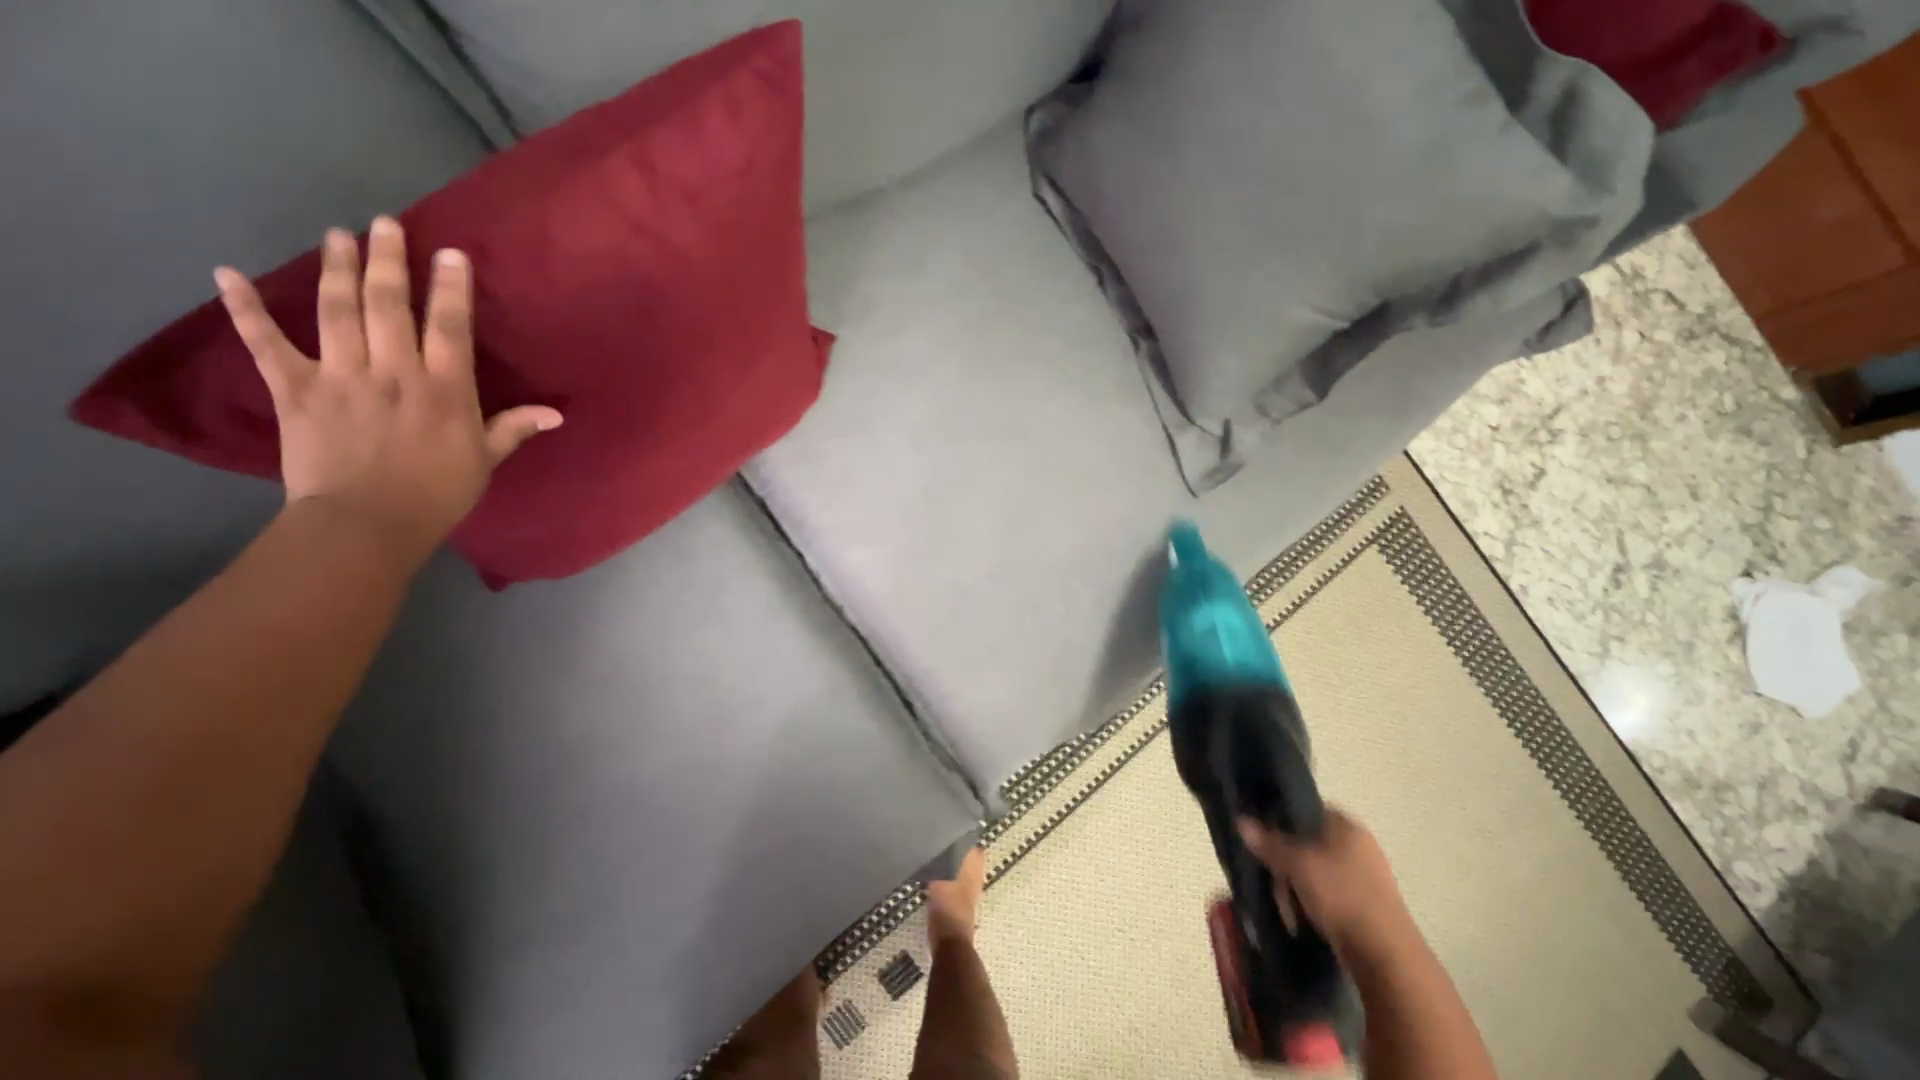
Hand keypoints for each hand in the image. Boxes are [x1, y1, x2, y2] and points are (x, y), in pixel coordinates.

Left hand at [214, 217, 561, 560]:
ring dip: (336, 269)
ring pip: (337, 311)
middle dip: (389, 261)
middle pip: (389, 305)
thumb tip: (555, 414)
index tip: (449, 253)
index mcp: (443, 389)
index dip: (451, 287)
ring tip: (338, 236)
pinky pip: (266, 344)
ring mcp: (341, 377)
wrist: (366, 526)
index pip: (449, 326)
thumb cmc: (435, 496)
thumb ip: (513, 430)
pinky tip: (226, 273)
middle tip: (385, 223)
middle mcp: (393, 371)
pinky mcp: (296, 391)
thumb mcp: (483, 463)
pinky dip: (244, 309)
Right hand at [1237, 807, 1413, 957]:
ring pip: (1316, 872)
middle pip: (1309, 843)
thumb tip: (1242, 821)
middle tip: (1271, 876)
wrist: (1383, 953)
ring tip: (1285, 904)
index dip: (1281, 819)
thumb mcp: (1297, 864)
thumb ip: (1269, 842)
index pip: (1307, 809)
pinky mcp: (1366, 905)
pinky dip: (1313, 903)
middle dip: (1287, 860)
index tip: (1260, 835)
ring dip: (1298, 885)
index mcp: (1348, 826)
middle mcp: (1360, 846)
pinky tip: (1302, 917)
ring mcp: (1366, 877)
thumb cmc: (1341, 896)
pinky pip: (1329, 895)